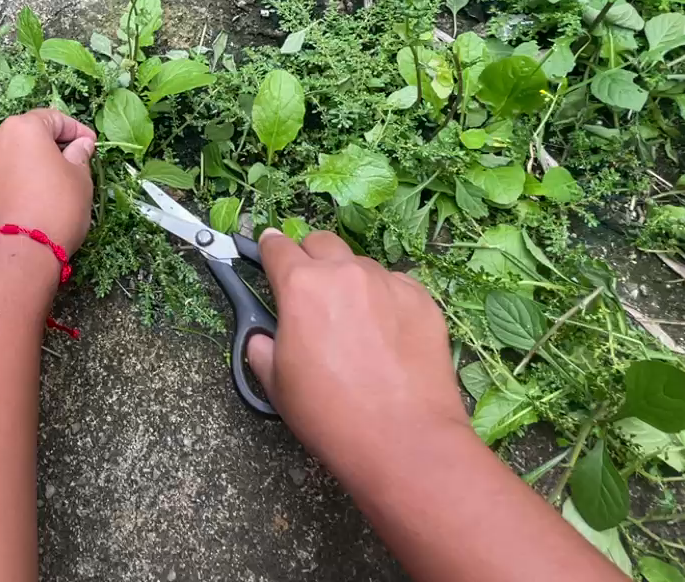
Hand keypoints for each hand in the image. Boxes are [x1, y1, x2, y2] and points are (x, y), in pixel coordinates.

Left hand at [0, 109, 97, 253]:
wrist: (18, 253)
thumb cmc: (56, 208)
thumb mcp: (80, 179)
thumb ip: (79, 155)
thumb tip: (80, 144)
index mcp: (23, 127)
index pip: (54, 118)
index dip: (76, 130)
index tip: (90, 144)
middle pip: (26, 135)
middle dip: (48, 145)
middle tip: (70, 163)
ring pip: (3, 154)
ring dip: (21, 162)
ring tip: (42, 182)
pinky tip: (0, 189)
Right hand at [246, 231, 467, 471]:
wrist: (406, 443)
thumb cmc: (331, 415)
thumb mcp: (275, 383)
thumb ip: (261, 346)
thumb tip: (263, 337)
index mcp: (301, 285)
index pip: (276, 246)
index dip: (268, 250)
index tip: (269, 254)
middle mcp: (343, 272)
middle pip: (320, 242)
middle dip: (310, 257)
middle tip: (311, 290)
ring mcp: (387, 283)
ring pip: (359, 264)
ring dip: (349, 280)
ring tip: (355, 321)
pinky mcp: (422, 300)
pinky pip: (395, 285)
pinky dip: (385, 299)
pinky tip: (387, 334)